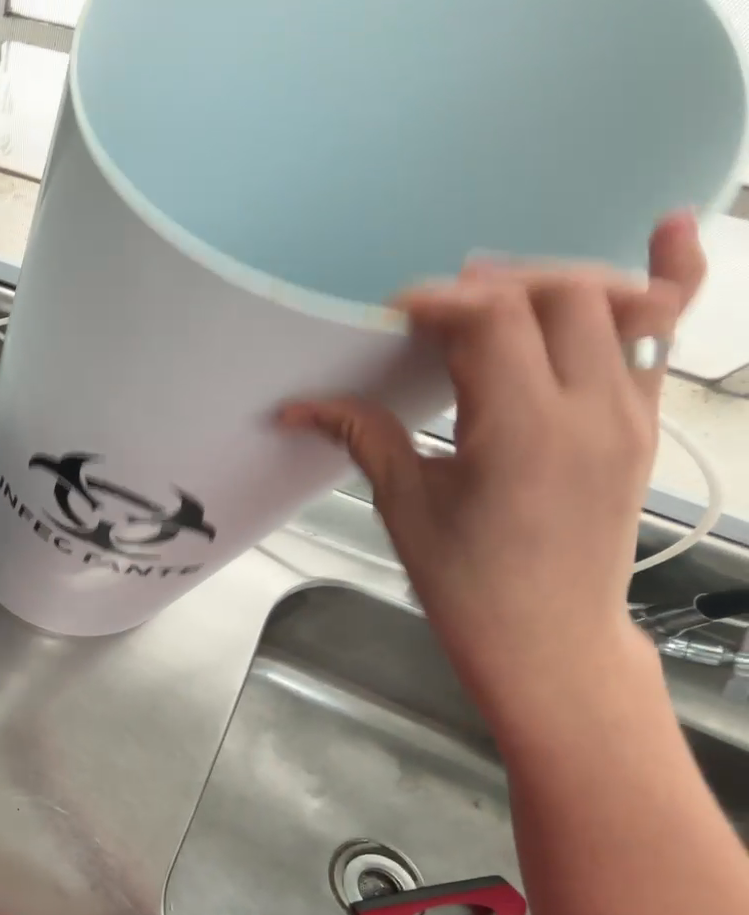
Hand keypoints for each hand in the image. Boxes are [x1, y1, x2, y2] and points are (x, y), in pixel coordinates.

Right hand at [280, 214, 706, 700]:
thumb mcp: (404, 501)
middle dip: (490, 286)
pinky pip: (667, 332)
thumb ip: (363, 434)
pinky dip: (672, 277)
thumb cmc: (463, 576)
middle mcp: (594, 409)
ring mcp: (634, 410)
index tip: (393, 312)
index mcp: (523, 431)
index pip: (495, 321)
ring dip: (551, 282)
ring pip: (617, 302)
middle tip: (434, 309)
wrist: (547, 632)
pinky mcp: (644, 419)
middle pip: (559, 296)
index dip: (439, 300)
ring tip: (497, 289)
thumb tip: (295, 406)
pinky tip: (672, 228)